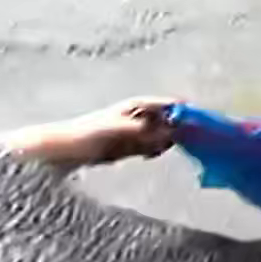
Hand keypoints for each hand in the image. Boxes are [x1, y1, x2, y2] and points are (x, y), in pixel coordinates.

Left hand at [3, 97, 176, 166]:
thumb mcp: (120, 131)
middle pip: (174, 119)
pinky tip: (147, 156)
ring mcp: (139, 128)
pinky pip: (154, 145)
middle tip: (180, 143)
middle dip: (180, 130)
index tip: (201, 128)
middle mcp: (144, 114)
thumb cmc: (88, 135)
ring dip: (166, 142)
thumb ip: (148, 131)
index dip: (190, 114)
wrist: (59, 150)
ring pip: (166, 134)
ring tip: (155, 151)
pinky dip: (155, 150)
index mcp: (142, 105)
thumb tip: (174, 134)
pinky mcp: (133, 143)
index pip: (176, 105)